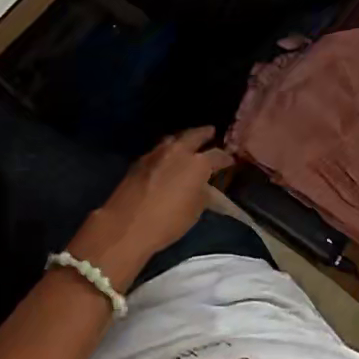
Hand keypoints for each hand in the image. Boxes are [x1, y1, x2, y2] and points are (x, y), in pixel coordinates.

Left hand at [67, 128, 233, 284]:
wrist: (127, 225)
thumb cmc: (168, 222)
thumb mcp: (195, 211)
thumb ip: (204, 193)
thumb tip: (206, 185)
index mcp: (197, 163)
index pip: (218, 155)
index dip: (226, 158)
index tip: (231, 160)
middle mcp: (178, 151)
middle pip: (194, 135)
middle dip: (205, 133)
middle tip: (212, 133)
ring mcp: (156, 153)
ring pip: (174, 139)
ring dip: (184, 139)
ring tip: (189, 143)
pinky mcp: (140, 160)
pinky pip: (159, 149)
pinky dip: (168, 149)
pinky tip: (168, 157)